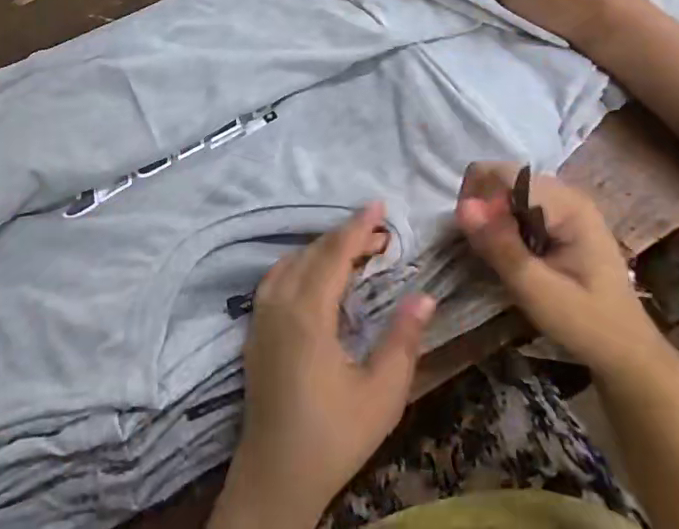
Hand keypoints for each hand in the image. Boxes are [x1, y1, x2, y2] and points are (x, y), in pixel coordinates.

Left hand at [213, 203, 436, 528]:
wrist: (276, 475)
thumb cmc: (334, 435)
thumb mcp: (381, 394)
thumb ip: (403, 339)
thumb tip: (424, 294)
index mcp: (308, 314)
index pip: (334, 254)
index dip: (357, 226)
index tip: (378, 204)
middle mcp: (279, 304)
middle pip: (311, 253)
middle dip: (344, 236)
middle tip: (379, 234)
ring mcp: (260, 317)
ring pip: (289, 263)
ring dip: (320, 249)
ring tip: (353, 251)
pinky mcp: (254, 331)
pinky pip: (275, 279)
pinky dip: (299, 264)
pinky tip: (315, 275)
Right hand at [456, 162, 665, 376]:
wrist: (627, 352)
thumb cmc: (586, 323)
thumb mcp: (537, 291)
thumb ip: (500, 246)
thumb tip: (462, 206)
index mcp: (568, 205)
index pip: (505, 174)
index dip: (478, 198)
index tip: (472, 236)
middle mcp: (567, 194)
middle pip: (506, 178)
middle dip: (484, 207)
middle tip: (483, 249)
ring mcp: (567, 205)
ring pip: (511, 191)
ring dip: (493, 216)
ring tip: (496, 254)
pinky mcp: (563, 219)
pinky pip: (521, 205)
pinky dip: (506, 223)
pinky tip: (513, 253)